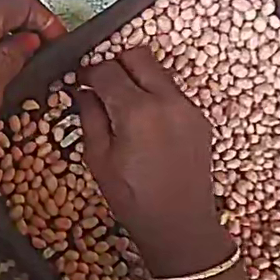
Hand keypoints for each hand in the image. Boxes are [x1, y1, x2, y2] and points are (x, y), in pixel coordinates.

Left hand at [0, 0, 65, 173]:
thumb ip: (10, 60)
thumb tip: (28, 41)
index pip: (18, 2)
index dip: (45, 19)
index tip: (60, 43)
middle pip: (4, 12)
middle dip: (32, 30)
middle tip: (50, 58)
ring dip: (14, 44)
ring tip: (31, 72)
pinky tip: (4, 79)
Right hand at [74, 46, 233, 275]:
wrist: (179, 223)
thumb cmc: (132, 198)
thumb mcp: (98, 159)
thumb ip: (90, 117)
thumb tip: (83, 91)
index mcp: (137, 112)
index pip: (107, 70)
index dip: (88, 72)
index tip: (79, 80)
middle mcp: (167, 101)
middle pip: (138, 55)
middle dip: (116, 63)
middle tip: (101, 84)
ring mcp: (188, 108)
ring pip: (158, 71)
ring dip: (137, 78)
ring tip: (121, 106)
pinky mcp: (199, 118)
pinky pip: (172, 92)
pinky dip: (154, 96)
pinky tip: (144, 123)